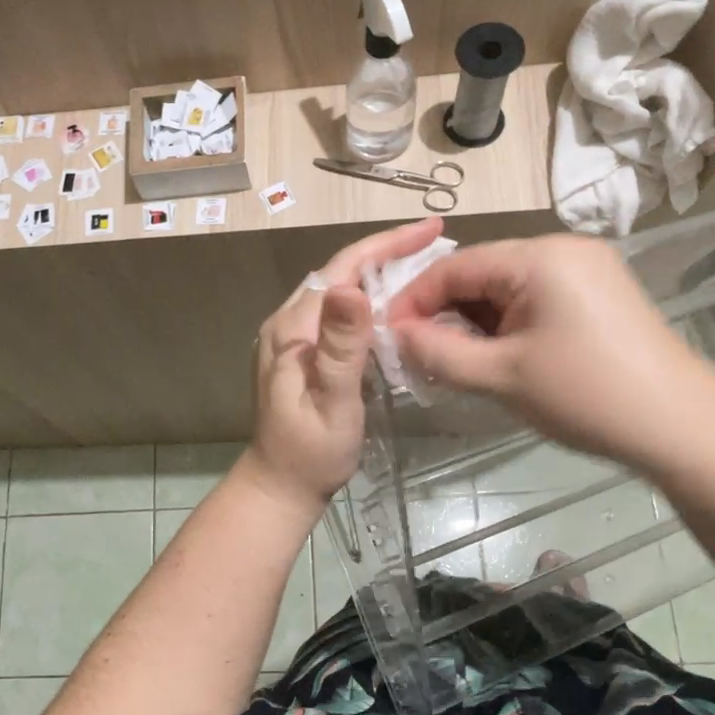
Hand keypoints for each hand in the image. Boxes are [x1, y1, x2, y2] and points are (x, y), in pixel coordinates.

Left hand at [242, 217, 446, 509]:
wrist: (280, 485)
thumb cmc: (311, 452)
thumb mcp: (333, 401)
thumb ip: (341, 347)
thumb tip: (351, 288)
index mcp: (293, 328)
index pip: (341, 269)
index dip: (386, 245)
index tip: (431, 229)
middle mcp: (286, 323)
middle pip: (339, 272)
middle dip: (386, 253)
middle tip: (435, 245)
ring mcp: (289, 338)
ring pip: (337, 291)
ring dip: (377, 274)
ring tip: (422, 267)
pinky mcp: (299, 354)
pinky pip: (335, 314)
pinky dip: (366, 302)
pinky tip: (392, 308)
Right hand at [386, 235, 714, 469]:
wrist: (678, 425)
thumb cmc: (584, 395)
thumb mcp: (499, 376)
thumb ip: (438, 352)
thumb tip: (396, 335)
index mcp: (539, 257)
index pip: (454, 266)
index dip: (413, 300)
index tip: (387, 336)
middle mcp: (562, 249)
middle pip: (480, 272)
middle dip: (443, 312)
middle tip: (416, 354)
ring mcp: (585, 270)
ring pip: (505, 288)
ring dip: (472, 322)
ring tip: (449, 361)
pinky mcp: (597, 294)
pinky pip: (533, 299)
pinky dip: (504, 325)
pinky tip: (491, 356)